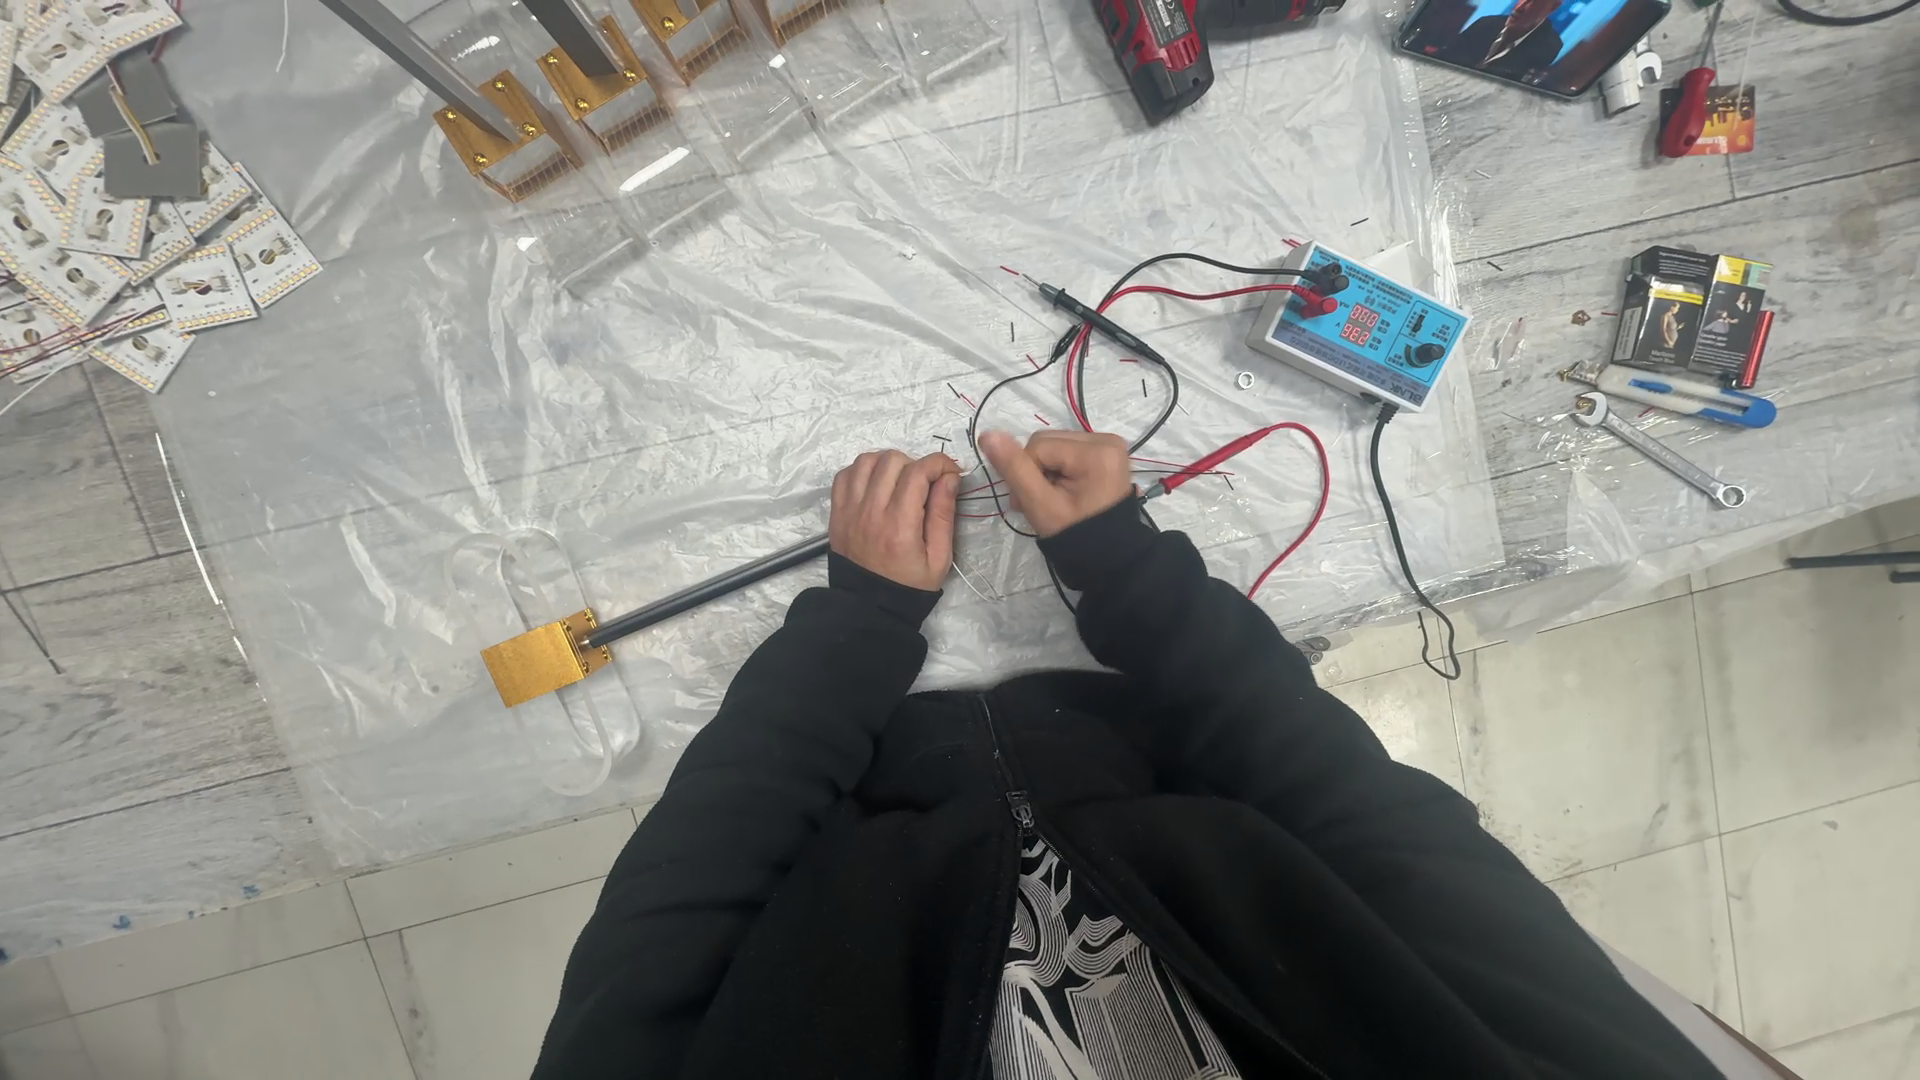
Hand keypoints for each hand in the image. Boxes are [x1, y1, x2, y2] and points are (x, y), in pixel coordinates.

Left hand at [829, 450, 960, 590]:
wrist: (869, 606)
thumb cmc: (909, 585)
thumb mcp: (939, 558)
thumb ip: (944, 514)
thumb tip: (949, 478)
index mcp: (900, 525)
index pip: (918, 472)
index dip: (939, 463)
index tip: (950, 472)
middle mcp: (871, 512)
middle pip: (892, 460)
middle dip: (915, 464)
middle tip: (924, 484)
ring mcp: (850, 510)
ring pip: (866, 461)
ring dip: (888, 464)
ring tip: (899, 481)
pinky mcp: (837, 512)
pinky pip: (845, 474)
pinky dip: (863, 471)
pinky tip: (876, 484)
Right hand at [978, 429, 1132, 537]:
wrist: (1106, 557)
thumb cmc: (1074, 535)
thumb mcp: (1040, 505)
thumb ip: (1014, 468)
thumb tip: (988, 434)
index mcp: (1097, 451)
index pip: (1037, 446)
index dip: (1025, 473)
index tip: (1026, 503)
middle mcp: (1106, 440)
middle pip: (1046, 442)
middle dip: (1034, 471)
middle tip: (1035, 503)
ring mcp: (1108, 445)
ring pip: (1053, 446)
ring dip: (1043, 471)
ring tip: (1047, 500)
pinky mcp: (1105, 453)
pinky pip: (1067, 451)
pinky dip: (1057, 470)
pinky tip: (1060, 491)